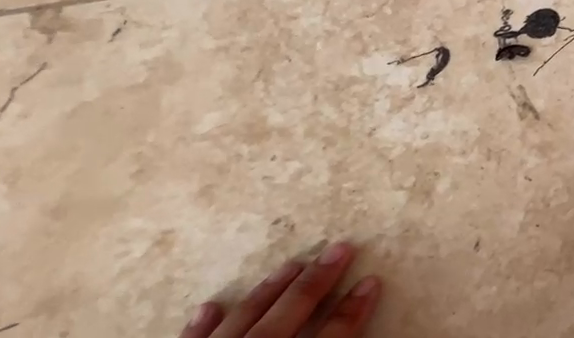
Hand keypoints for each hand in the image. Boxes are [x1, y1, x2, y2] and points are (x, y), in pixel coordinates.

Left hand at [177, 241, 380, 337]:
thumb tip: (356, 311)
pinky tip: (210, 306)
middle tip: (340, 246)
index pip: (332, 336)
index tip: (372, 281)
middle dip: (317, 281)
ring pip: (243, 321)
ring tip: (290, 265)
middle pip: (288, 315)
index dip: (353, 310)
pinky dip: (201, 327)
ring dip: (268, 292)